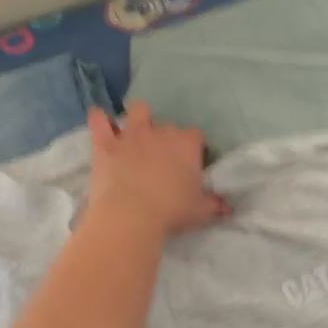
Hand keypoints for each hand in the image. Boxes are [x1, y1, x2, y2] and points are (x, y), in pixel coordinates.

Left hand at [85, 103, 229, 235]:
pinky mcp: (106, 144)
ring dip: (138, 117)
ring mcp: (131, 135)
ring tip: (137, 130)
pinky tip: (99, 117)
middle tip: (165, 158)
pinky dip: (99, 118)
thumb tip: (227, 207)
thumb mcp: (200, 212)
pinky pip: (99, 122)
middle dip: (167, 138)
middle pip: (168, 126)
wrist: (130, 216)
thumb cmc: (171, 212)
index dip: (195, 147)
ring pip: (138, 111)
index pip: (196, 136)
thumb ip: (215, 205)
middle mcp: (160, 133)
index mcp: (186, 145)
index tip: (193, 161)